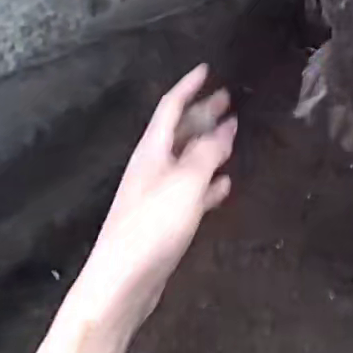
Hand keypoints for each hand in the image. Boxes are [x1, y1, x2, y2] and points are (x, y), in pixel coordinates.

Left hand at [69, 64, 235, 333]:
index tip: (205, 69)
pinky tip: (224, 183)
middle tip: (228, 98)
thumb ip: (207, 154)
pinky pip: (191, 189)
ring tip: (232, 134)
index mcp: (153, 150)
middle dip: (202, 113)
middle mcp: (153, 165)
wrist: (121, 283)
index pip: (171, 107)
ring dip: (208, 144)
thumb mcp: (185, 183)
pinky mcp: (164, 219)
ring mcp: (157, 193)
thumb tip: (225, 127)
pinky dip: (208, 181)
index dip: (188, 87)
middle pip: (179, 130)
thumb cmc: (152, 225)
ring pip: (187, 158)